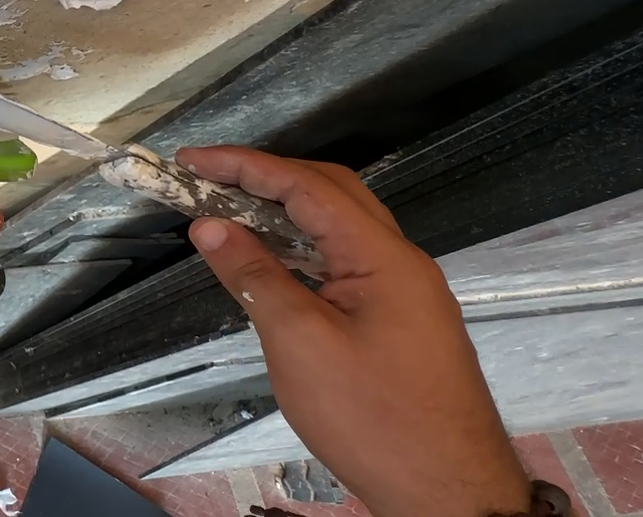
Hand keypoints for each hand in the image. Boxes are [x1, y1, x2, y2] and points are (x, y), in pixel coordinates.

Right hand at [179, 146, 529, 516]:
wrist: (453, 502)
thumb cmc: (373, 418)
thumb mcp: (298, 341)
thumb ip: (252, 273)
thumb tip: (208, 225)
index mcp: (382, 258)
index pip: (305, 186)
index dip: (242, 165)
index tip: (189, 161)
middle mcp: (398, 262)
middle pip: (327, 190)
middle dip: (262, 173)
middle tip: (206, 175)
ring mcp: (401, 290)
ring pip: (334, 222)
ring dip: (278, 204)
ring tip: (223, 204)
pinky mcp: (394, 316)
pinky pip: (337, 254)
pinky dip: (294, 238)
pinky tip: (264, 251)